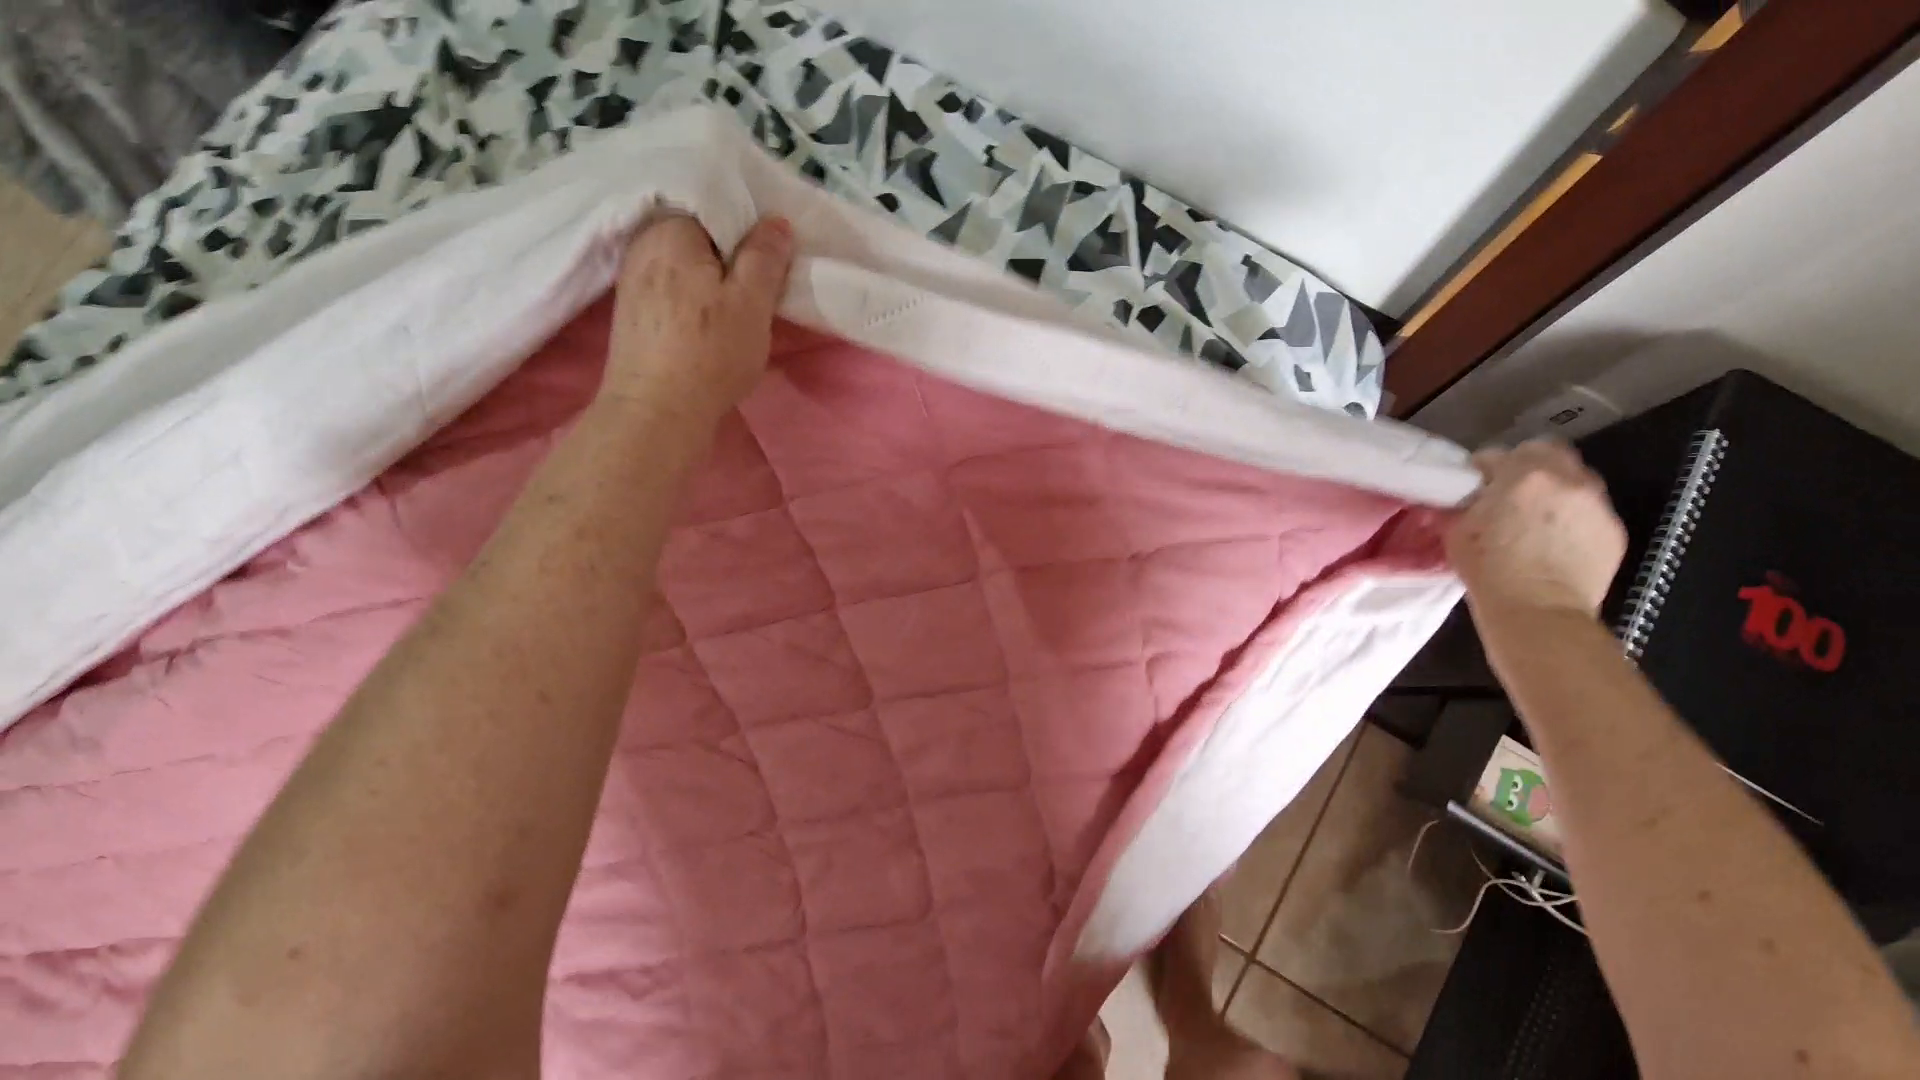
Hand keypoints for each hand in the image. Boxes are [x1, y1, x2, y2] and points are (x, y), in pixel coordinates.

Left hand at [602, 213, 794, 424]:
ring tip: (739, 300)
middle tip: (762, 278)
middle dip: (730, 251)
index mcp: (671, 230)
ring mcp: (633, 279)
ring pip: (685, 262)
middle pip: (698, 234)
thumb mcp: (751, 302)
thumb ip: (765, 257)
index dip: (749, 225)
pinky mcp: (633, 311)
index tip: (773, 251)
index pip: (716, 206)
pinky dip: (694, 294)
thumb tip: (775, 222)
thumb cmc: (709, 353)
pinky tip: (709, 318)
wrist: (656, 413)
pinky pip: (672, 286)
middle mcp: (644, 244)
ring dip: (712, 276)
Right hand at [1445, 439, 1627, 621]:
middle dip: (1527, 466)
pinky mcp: (1615, 529)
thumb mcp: (1458, 533)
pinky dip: (1574, 518)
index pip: (1497, 454)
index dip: (1482, 470)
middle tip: (1510, 493)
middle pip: (1547, 452)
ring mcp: (1598, 504)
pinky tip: (1558, 542)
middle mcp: (1567, 479)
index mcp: (1523, 475)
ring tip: (1538, 519)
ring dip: (1556, 489)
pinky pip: (1591, 510)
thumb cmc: (1490, 571)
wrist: (1539, 613)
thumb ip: (1462, 505)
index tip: (1474, 488)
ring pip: (1575, 479)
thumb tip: (1459, 499)